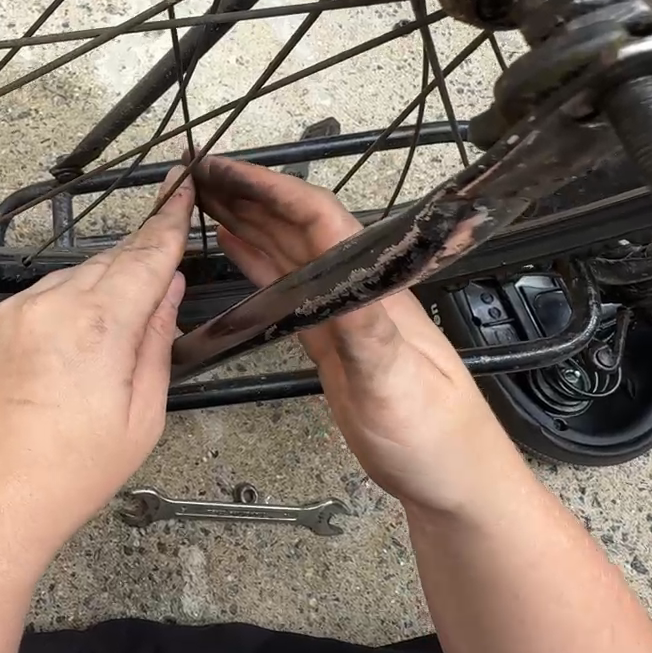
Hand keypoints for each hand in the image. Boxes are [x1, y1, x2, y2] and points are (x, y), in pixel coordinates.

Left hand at [0, 170, 193, 568]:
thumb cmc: (69, 473)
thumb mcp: (141, 417)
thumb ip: (156, 340)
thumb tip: (166, 287)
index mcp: (98, 326)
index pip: (145, 256)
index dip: (168, 222)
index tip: (181, 188)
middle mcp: (49, 303)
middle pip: (108, 264)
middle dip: (134, 269)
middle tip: (151, 296)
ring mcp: (10, 310)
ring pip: (69, 280)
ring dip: (93, 296)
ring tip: (96, 353)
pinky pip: (34, 299)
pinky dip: (55, 312)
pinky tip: (57, 358)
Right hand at [192, 156, 528, 517]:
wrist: (453, 482)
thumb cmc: (434, 437)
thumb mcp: (396, 383)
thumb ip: (365, 329)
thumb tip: (335, 277)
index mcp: (371, 284)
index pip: (317, 218)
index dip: (271, 188)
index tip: (225, 171)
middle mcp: (352, 285)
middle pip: (296, 223)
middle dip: (249, 193)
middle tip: (199, 174)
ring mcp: (336, 310)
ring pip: (285, 248)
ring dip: (247, 218)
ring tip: (204, 197)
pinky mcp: (324, 336)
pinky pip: (282, 285)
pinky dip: (254, 258)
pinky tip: (230, 242)